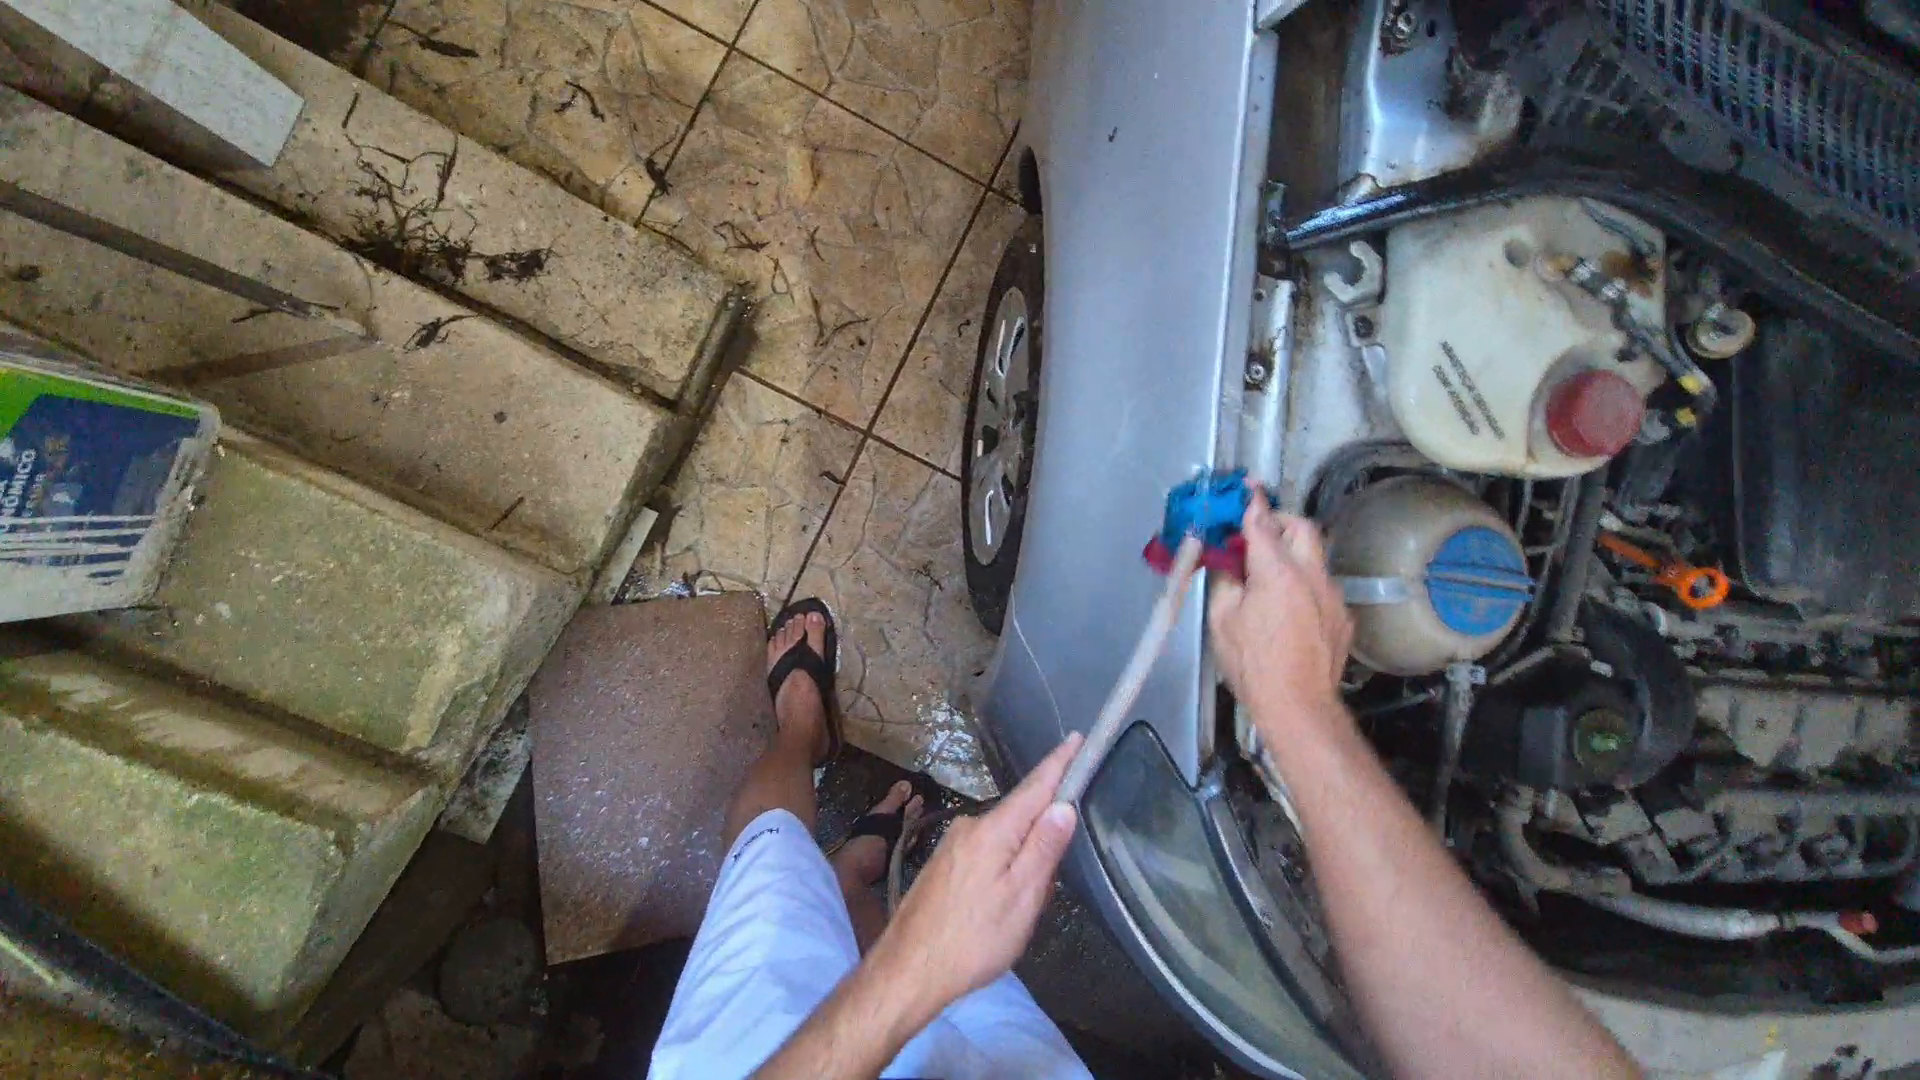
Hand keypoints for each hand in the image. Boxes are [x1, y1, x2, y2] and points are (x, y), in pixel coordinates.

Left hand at [868, 733, 1082, 1016]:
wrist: (907, 970)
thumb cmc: (972, 939)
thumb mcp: (1020, 898)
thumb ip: (1043, 848)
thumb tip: (1064, 804)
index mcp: (993, 830)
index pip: (1035, 787)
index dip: (1059, 763)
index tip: (1077, 737)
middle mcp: (970, 825)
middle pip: (1021, 815)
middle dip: (1044, 835)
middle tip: (1048, 886)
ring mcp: (953, 843)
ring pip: (1004, 839)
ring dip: (1022, 861)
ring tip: (1020, 910)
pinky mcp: (944, 863)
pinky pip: (986, 853)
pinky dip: (1003, 870)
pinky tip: (998, 906)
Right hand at [1207, 488, 1353, 732]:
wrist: (1297, 704)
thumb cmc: (1255, 666)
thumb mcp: (1222, 621)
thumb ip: (1226, 583)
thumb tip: (1228, 566)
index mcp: (1277, 573)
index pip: (1262, 524)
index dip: (1252, 502)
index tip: (1247, 487)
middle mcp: (1311, 577)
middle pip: (1302, 528)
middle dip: (1280, 521)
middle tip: (1256, 532)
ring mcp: (1331, 596)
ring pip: (1314, 556)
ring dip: (1291, 553)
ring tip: (1267, 573)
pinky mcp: (1340, 616)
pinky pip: (1321, 585)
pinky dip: (1302, 583)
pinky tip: (1285, 607)